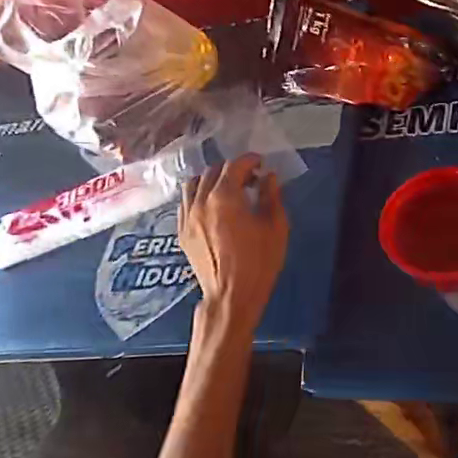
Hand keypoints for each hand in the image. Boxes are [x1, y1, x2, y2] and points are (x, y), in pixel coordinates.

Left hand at [180, 153, 288, 332]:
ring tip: (227, 189)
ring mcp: (187, 217)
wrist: (232, 296)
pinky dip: (198, 196)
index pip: (235, 166)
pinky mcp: (181, 232)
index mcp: (225, 197)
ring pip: (193, 184)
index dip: (250, 161)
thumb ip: (271, 196)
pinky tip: (211, 206)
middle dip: (232, 170)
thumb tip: (268, 177)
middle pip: (212, 171)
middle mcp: (201, 201)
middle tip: (250, 179)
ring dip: (211, 180)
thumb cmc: (259, 261)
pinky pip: (185, 203)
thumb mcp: (275, 226)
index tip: (261, 164)